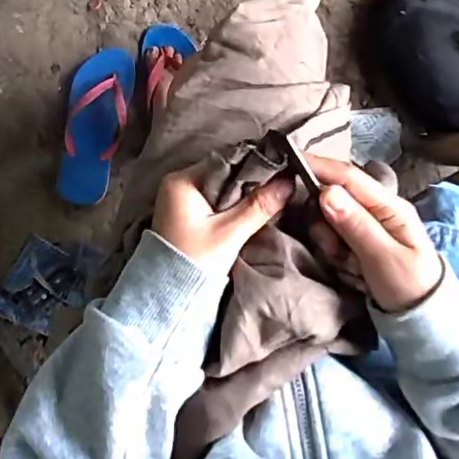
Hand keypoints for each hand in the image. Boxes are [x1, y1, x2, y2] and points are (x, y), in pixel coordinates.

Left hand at [151, 163, 289, 277]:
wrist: (169, 296)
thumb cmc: (195, 262)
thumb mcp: (230, 233)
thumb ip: (259, 206)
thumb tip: (289, 182)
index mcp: (181, 181)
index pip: (225, 161)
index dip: (253, 165)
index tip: (279, 171)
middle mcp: (178, 183)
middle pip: (224, 171)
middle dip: (249, 180)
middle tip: (278, 186)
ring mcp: (181, 197)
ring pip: (222, 185)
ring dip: (243, 192)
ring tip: (269, 196)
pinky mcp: (187, 212)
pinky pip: (216, 197)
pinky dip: (232, 203)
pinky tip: (250, 209)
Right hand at [305, 155, 443, 312]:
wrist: (423, 321)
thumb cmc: (410, 286)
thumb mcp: (384, 257)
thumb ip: (355, 224)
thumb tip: (326, 191)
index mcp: (389, 205)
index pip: (348, 176)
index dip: (319, 166)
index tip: (289, 162)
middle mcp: (376, 209)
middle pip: (332, 198)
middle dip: (326, 225)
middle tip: (337, 251)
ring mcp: (365, 226)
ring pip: (328, 221)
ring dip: (331, 245)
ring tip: (352, 267)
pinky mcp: (357, 242)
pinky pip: (332, 239)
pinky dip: (335, 255)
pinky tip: (352, 271)